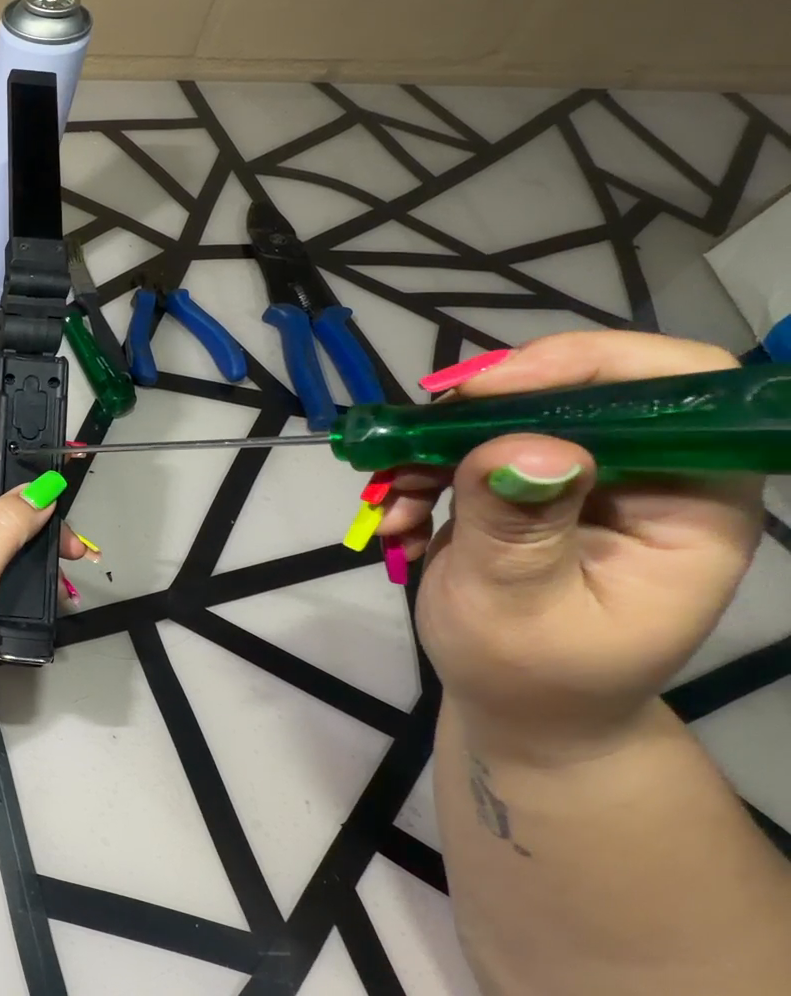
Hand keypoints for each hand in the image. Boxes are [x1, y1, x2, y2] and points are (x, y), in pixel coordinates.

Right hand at [379, 332, 763, 763]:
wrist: (517, 711)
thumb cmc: (534, 675)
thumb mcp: (519, 604)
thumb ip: (518, 526)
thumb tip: (522, 444)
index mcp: (688, 506)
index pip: (675, 391)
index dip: (590, 367)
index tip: (488, 388)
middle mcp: (641, 478)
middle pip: (574, 390)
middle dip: (478, 412)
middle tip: (407, 437)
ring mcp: (577, 482)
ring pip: (506, 418)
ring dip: (430, 452)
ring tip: (391, 504)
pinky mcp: (522, 491)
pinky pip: (466, 452)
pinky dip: (417, 477)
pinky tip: (396, 522)